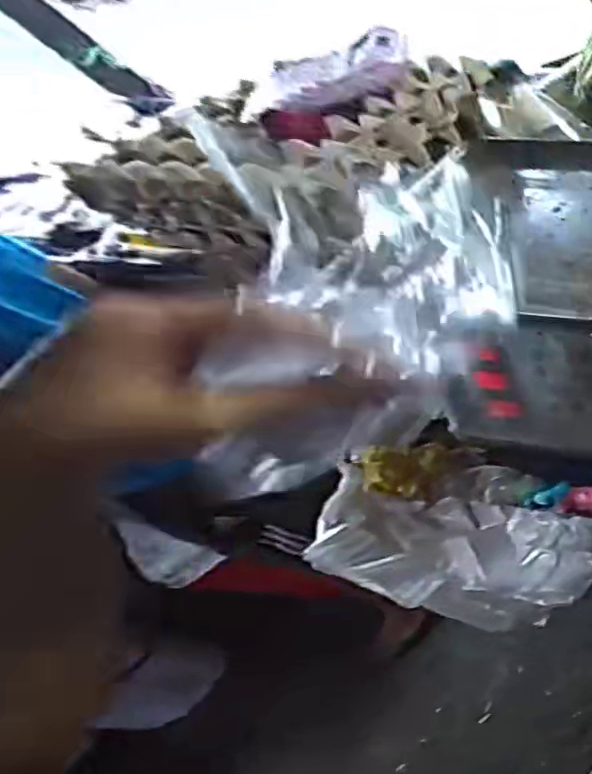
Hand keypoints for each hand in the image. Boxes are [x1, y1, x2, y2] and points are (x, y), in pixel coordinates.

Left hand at [0, 292, 381, 473]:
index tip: (372, 357)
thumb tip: (376, 387)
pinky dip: (258, 362)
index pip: (261, 312)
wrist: (27, 463)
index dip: (324, 334)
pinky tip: (286, 381)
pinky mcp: (136, 354)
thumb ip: (295, 400)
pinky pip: (215, 348)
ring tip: (337, 373)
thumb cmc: (117, 435)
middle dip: (311, 342)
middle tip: (362, 365)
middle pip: (249, 318)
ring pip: (235, 334)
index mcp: (155, 313)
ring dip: (287, 353)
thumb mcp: (212, 416)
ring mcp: (135, 330)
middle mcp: (145, 310)